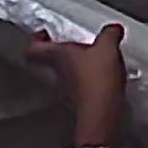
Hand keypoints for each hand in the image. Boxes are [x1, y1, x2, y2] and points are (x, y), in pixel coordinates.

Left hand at [27, 24, 127, 145]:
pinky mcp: (78, 103)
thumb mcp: (107, 48)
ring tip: (94, 57)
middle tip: (77, 42)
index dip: (37, 39)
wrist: (101, 119)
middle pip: (50, 59)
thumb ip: (109, 34)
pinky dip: (86, 78)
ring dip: (76, 65)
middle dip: (62, 50)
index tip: (46, 33)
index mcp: (58, 55)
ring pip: (65, 73)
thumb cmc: (97, 77)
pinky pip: (78, 85)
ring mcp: (65, 91)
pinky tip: (102, 74)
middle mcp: (57, 73)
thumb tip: (113, 28)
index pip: (33, 49)